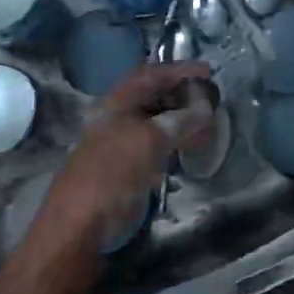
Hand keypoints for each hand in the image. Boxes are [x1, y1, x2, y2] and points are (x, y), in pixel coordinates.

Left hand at [44, 61, 213, 245]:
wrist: (82, 223)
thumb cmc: (113, 172)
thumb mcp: (149, 140)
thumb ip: (180, 120)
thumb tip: (204, 108)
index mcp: (115, 104)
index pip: (149, 76)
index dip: (178, 71)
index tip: (207, 72)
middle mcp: (117, 119)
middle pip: (153, 98)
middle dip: (183, 96)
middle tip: (211, 100)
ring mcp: (122, 144)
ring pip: (157, 123)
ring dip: (182, 120)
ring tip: (208, 124)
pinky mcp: (129, 167)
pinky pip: (157, 146)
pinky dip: (176, 142)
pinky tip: (192, 146)